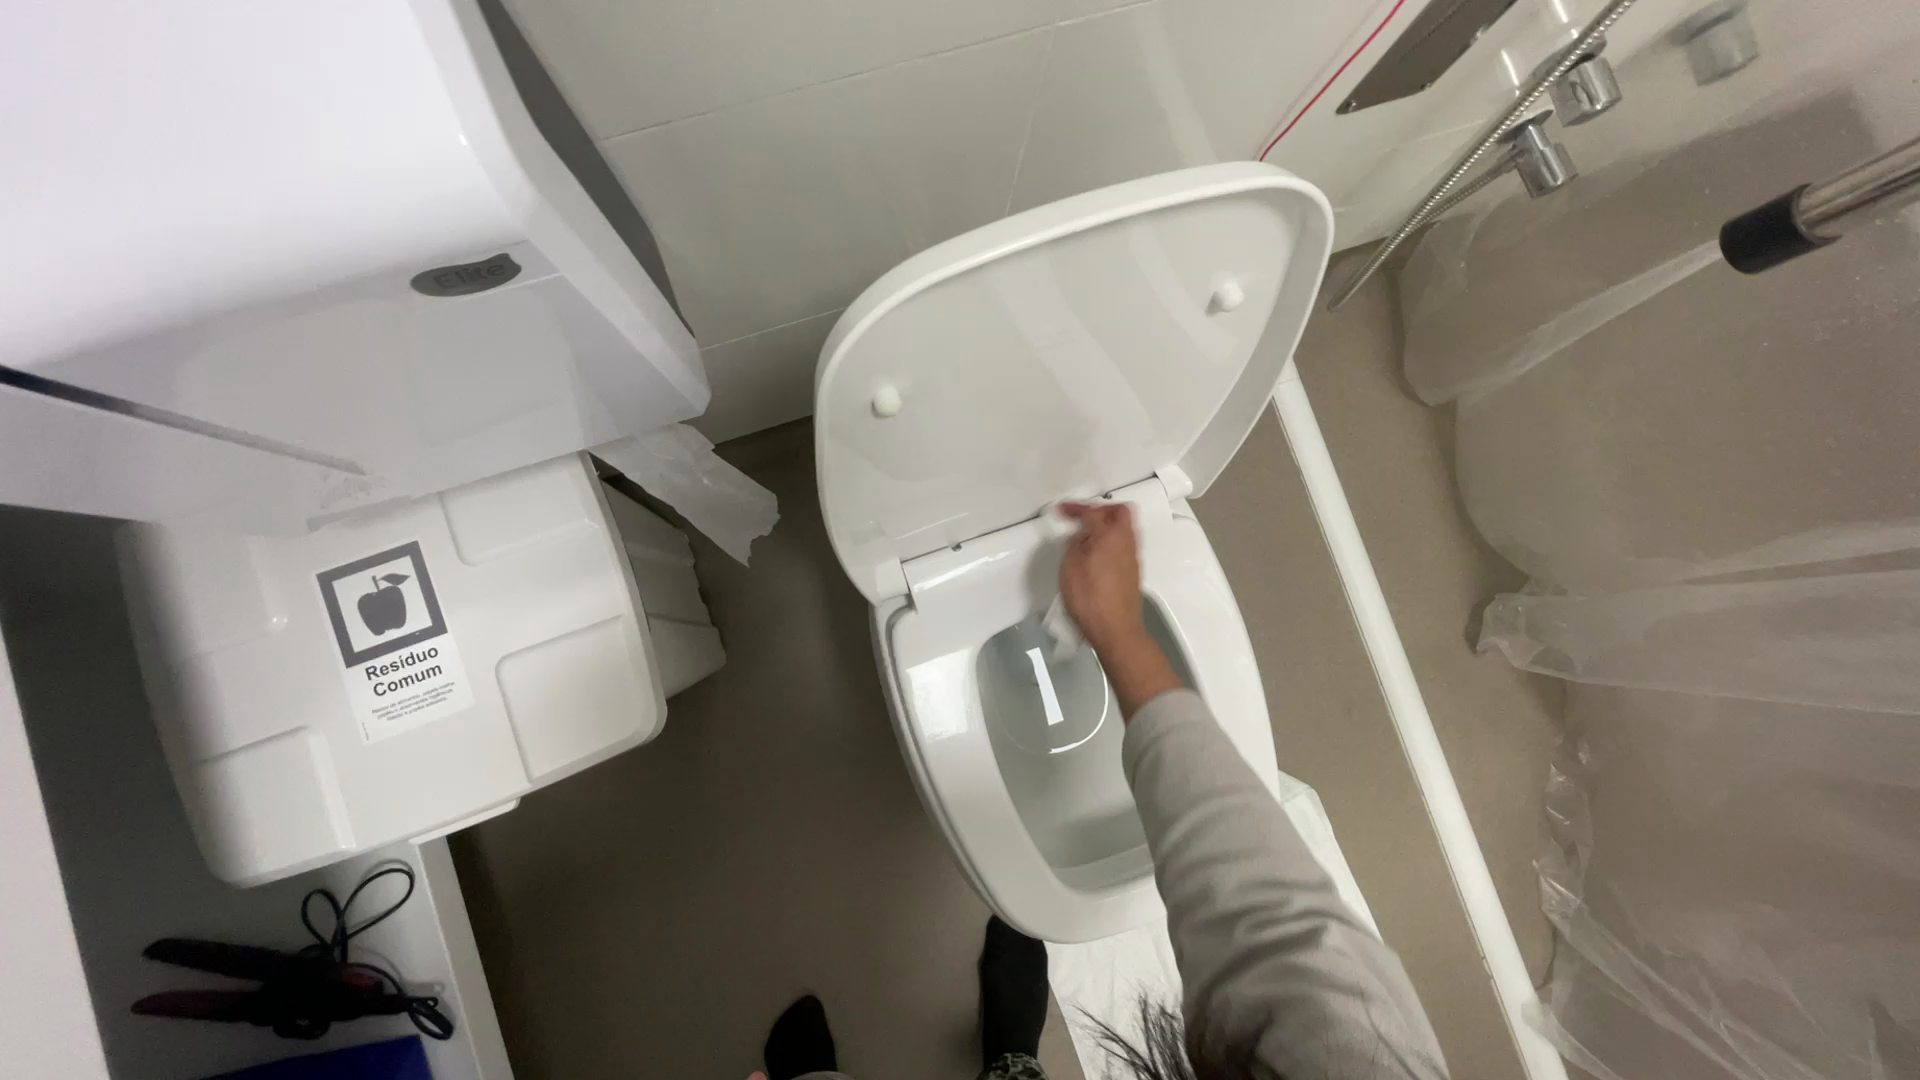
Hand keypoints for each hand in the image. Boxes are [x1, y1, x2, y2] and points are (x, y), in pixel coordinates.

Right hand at [1057, 501, 1145, 654]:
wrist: (1116, 629)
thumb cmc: (1089, 598)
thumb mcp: (1070, 568)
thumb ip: (1075, 545)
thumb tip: (1081, 537)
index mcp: (1109, 536)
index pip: (1092, 512)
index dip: (1075, 508)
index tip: (1061, 510)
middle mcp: (1126, 542)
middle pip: (1120, 512)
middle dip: (1101, 509)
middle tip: (1082, 517)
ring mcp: (1133, 557)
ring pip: (1125, 528)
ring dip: (1108, 525)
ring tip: (1087, 537)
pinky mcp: (1134, 571)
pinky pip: (1124, 544)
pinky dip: (1111, 542)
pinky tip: (1096, 555)